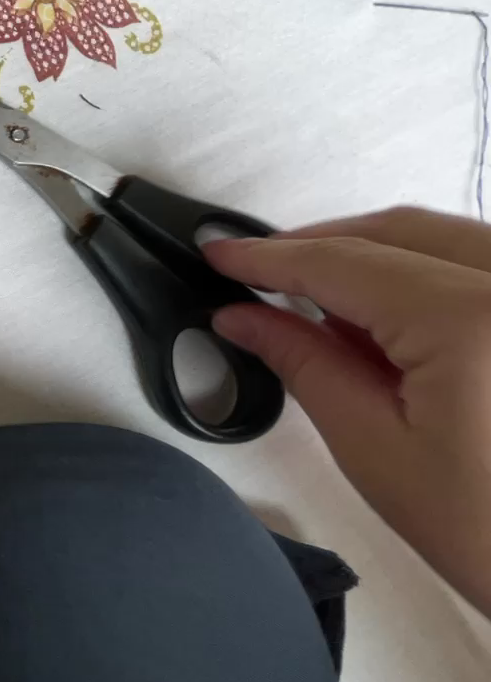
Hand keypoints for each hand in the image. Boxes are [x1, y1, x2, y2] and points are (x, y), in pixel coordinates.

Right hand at [205, 207, 490, 612]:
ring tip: (327, 301)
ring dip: (380, 255)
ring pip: (458, 241)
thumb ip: (303, 363)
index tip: (216, 253)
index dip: (266, 257)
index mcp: (476, 323)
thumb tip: (240, 315)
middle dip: (323, 243)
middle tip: (261, 273)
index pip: (342, 263)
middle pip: (406, 232)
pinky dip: (436, 275)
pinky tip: (402, 321)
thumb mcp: (377, 449)